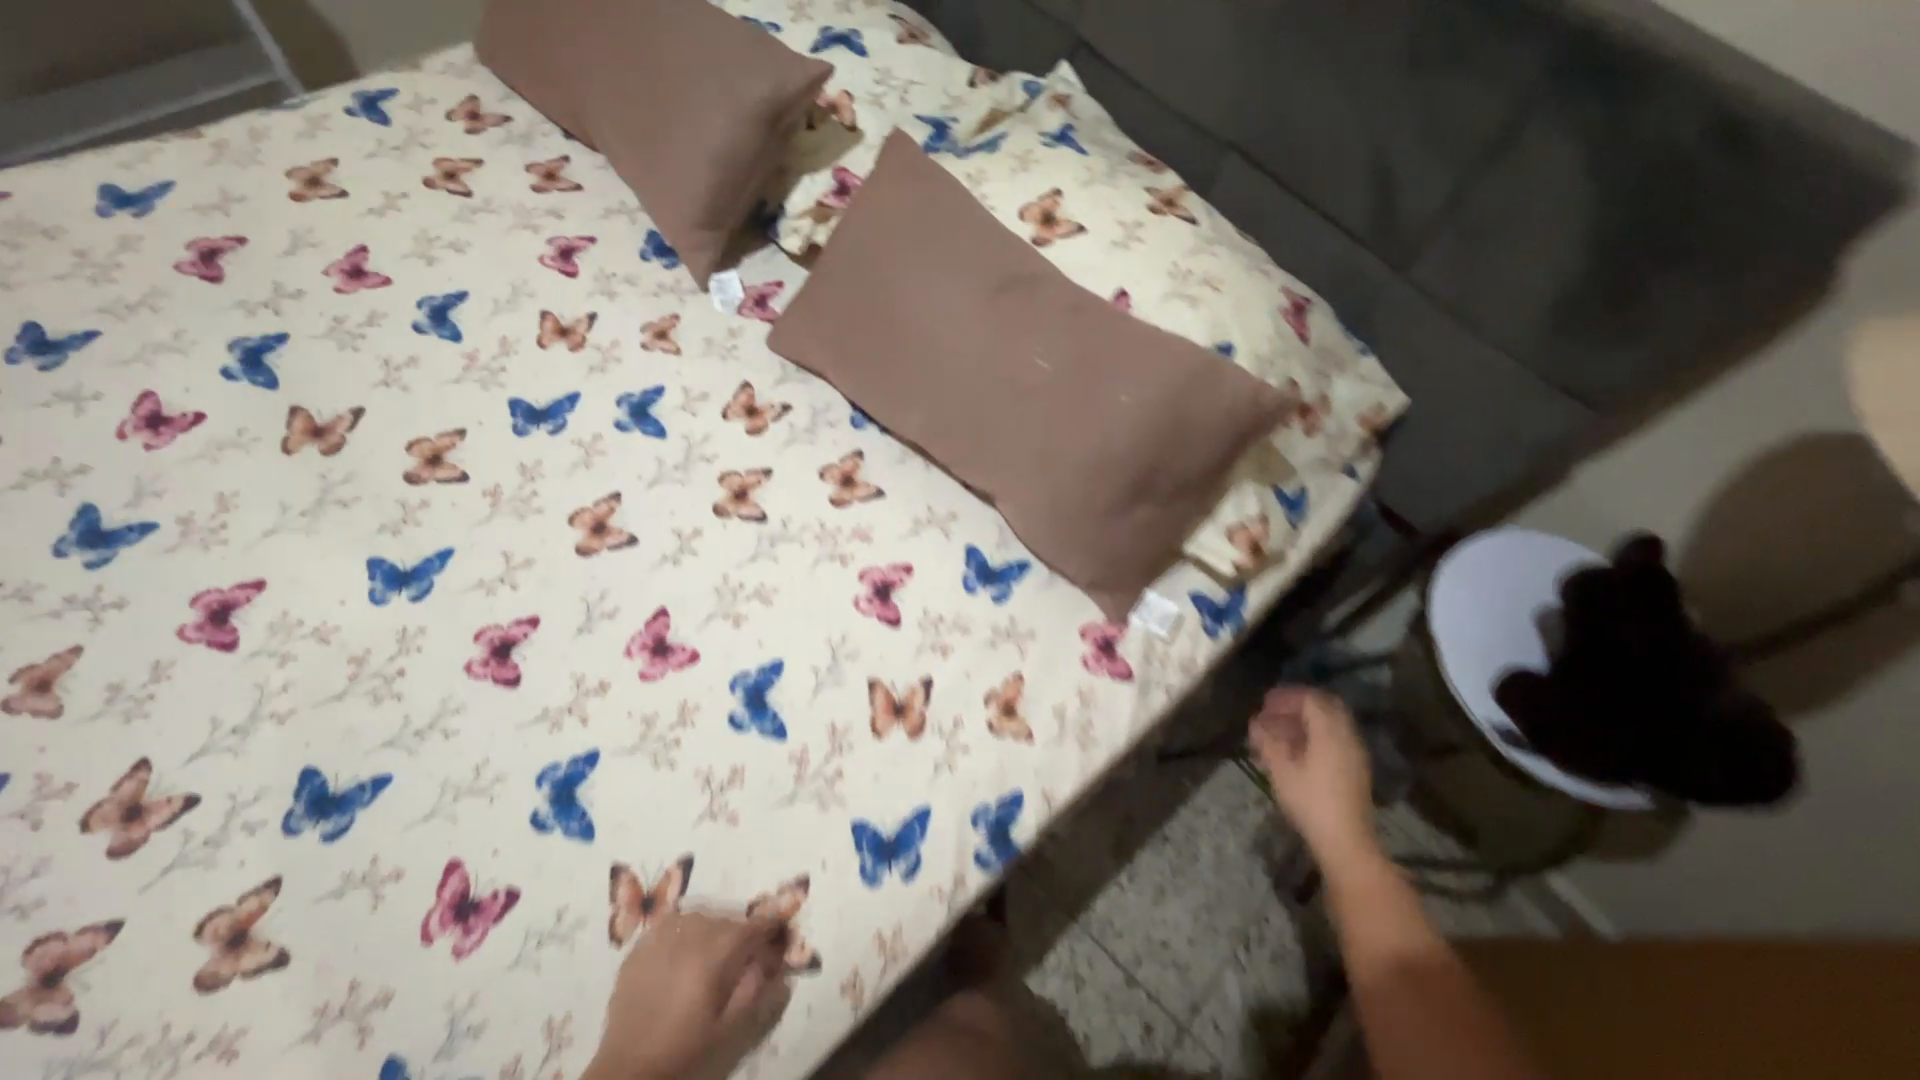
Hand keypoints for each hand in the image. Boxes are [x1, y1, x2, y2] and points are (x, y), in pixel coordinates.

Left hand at [586, 910, 791, 1079]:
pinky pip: (665, 927)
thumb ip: (758, 995)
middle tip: (747, 952)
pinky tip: (683, 952)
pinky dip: (681, 930)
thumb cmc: (685, 1059)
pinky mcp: (635, 957)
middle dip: (739, 929)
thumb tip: (775, 966)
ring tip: (715, 949)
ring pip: (693, 916)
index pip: (749, 927)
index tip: (779, 930)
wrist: (627, 1079)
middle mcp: (684, 941)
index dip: (768, 925)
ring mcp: (655, 945)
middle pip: (721, 917)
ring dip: (710, 925)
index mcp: (711, 958)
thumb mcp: (733, 1035)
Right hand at [1248, 686, 1378, 864]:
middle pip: (1325, 706)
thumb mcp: (1281, 770)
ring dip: (1306, 720)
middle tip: (1274, 712)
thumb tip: (1256, 723)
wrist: (1346, 840)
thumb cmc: (1310, 802)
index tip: (1264, 703)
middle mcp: (1347, 735)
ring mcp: (1355, 752)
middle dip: (1298, 704)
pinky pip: (1335, 738)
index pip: (1310, 699)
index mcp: (1330, 732)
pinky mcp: (1355, 767)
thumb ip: (1268, 741)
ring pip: (1331, 723)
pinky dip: (1316, 734)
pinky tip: (1297, 750)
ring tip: (1280, 732)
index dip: (1286, 697)